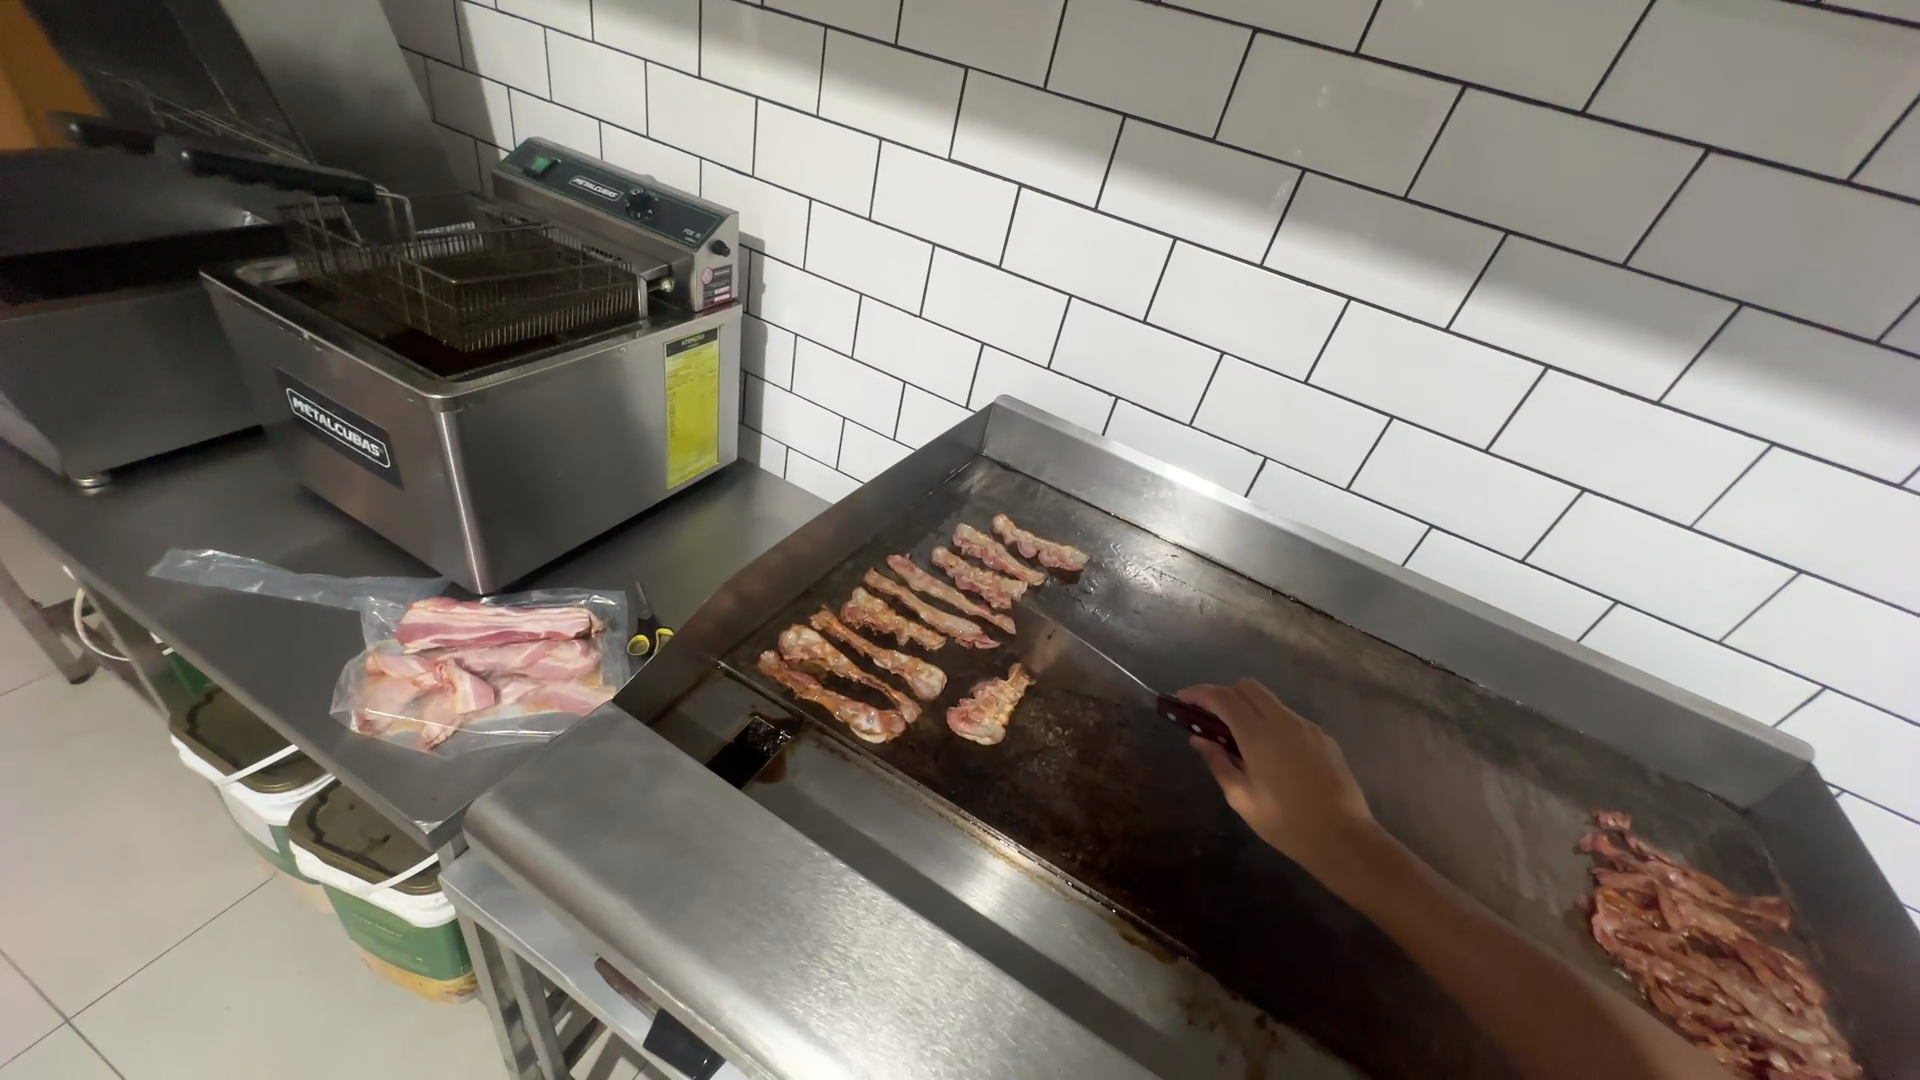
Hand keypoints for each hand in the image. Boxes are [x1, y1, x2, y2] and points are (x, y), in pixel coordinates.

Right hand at [1181, 679, 1382, 881]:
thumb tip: (1199, 740)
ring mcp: (1306, 727)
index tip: (1182, 699)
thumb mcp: (1241, 798)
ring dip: (1247, 707)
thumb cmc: (1286, 823)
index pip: (1222, 697)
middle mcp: (1283, 721)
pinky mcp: (1322, 738)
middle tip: (1209, 717)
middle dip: (1223, 694)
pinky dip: (1270, 722)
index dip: (1199, 693)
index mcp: (1258, 735)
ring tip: (1238, 738)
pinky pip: (1288, 718)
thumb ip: (1218, 762)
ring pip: (1269, 701)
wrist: (1344, 839)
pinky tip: (1270, 754)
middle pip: (1247, 687)